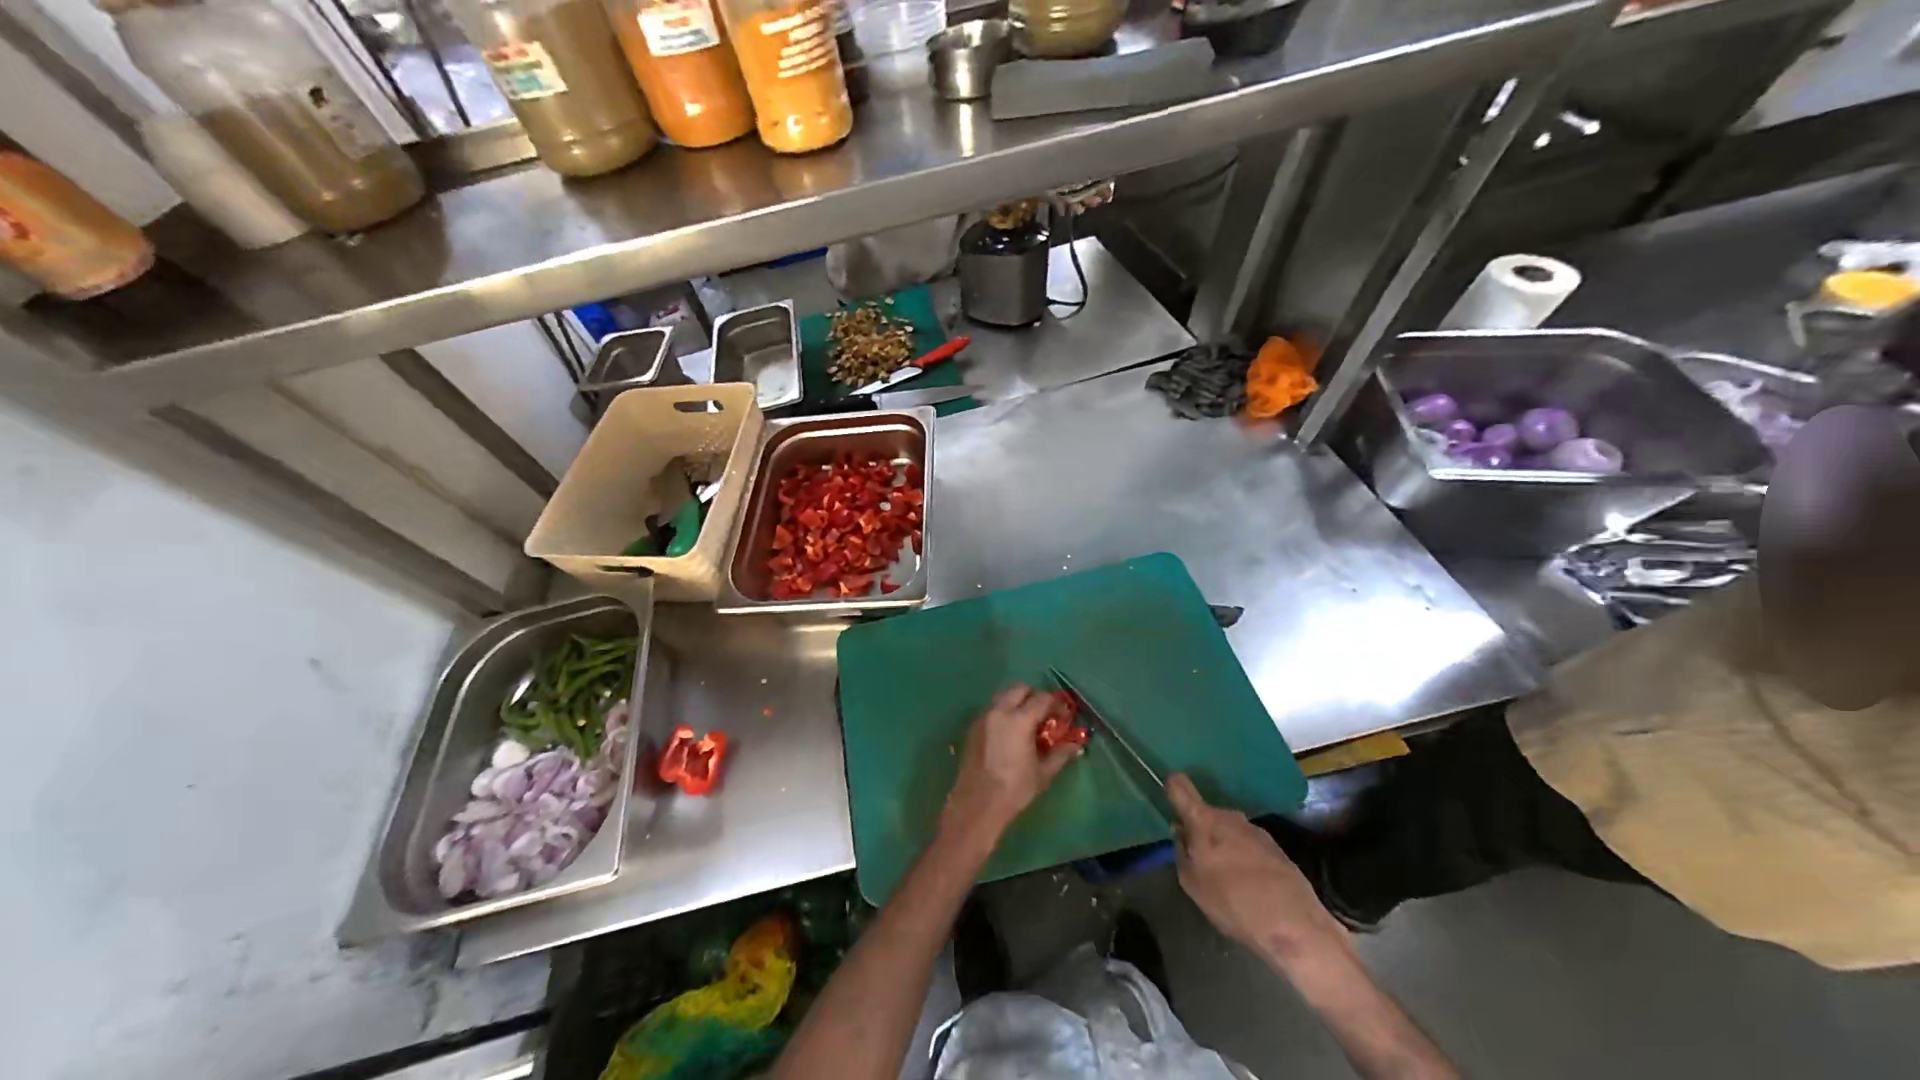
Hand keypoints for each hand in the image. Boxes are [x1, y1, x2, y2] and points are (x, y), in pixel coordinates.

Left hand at [943, 684, 1082, 845]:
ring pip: (1003, 696)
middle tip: (1045, 715)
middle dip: (1035, 696)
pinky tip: (1010, 733)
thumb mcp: (1043, 773)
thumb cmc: (1014, 789)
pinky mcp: (972, 727)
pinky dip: (1003, 711)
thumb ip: (1061, 753)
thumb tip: (1076, 744)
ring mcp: (983, 717)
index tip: (1064, 716)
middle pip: (1020, 688)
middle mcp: (999, 711)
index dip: (1057, 704)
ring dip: (1018, 702)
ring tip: (1027, 723)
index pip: (1042, 698)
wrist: (976, 805)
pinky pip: (992, 709)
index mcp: (1019, 720)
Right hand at [1168, 772, 1342, 960]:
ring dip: (1222, 845)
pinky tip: (1248, 885)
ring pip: (1228, 830)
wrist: (1294, 924)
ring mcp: (1256, 830)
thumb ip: (1181, 852)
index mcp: (1204, 821)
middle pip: (1206, 813)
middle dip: (1200, 830)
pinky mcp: (1275, 847)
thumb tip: (1181, 832)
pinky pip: (1247, 844)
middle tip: (1199, 860)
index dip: (1171, 787)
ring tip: (1226, 879)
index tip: (1168, 799)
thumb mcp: (1192, 883)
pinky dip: (1242, 857)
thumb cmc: (1233, 903)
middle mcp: (1230, 817)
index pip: (1180, 786)